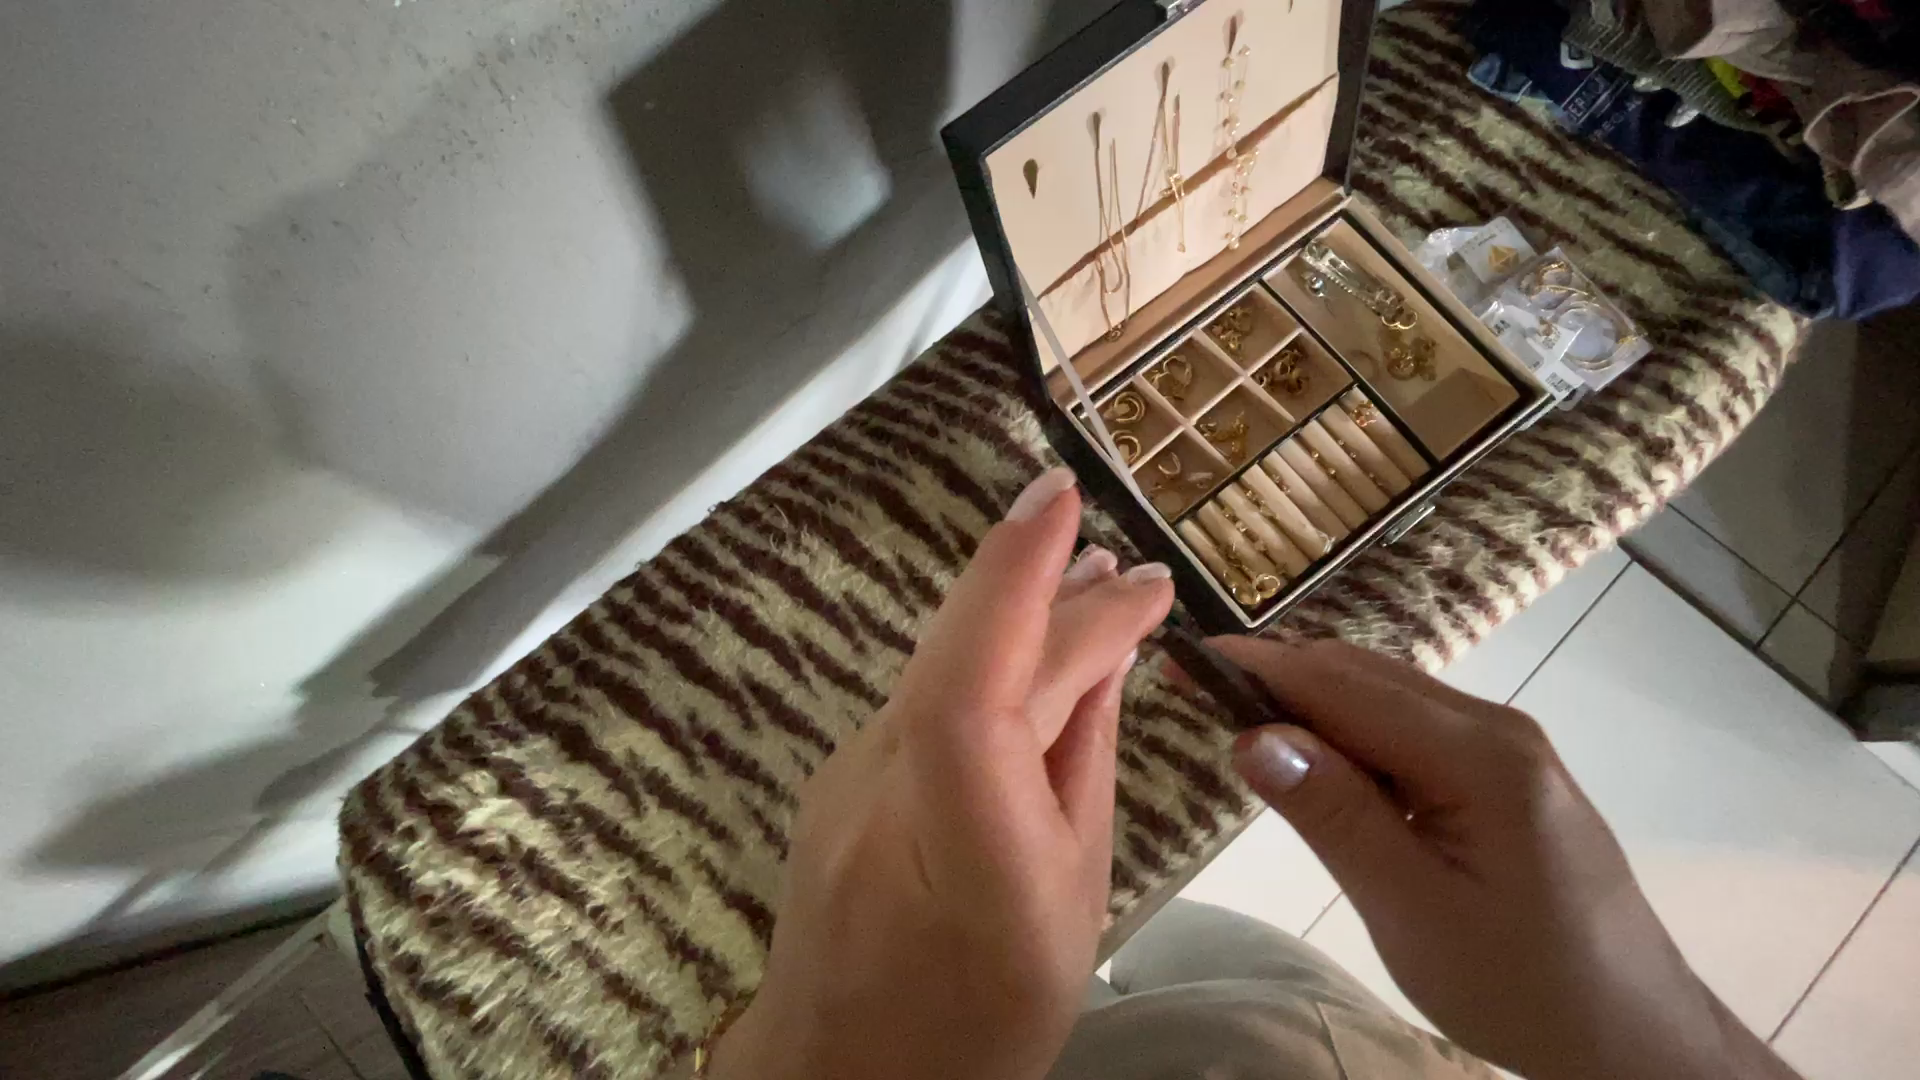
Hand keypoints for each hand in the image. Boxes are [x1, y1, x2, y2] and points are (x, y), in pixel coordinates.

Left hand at [706, 467, 1174, 1079]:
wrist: (843, 1066)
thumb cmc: (983, 1010)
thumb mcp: (1074, 894)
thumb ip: (1083, 760)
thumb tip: (1107, 655)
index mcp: (965, 838)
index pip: (977, 677)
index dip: (1015, 574)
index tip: (1062, 497)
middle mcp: (887, 782)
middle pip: (973, 653)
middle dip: (1054, 590)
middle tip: (1134, 571)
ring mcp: (851, 767)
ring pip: (949, 662)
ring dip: (1023, 615)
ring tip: (1094, 580)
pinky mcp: (844, 764)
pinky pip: (931, 692)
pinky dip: (988, 660)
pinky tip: (1033, 653)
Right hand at [1210, 638, 1801, 1079]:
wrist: (1640, 1044)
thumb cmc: (1522, 987)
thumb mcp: (1411, 909)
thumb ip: (1332, 814)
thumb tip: (1250, 737)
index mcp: (1479, 755)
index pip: (1340, 685)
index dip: (1256, 665)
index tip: (1185, 658)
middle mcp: (1492, 725)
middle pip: (1357, 674)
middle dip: (1271, 672)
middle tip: (1195, 689)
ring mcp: (1498, 741)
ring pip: (1376, 690)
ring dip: (1302, 696)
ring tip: (1235, 715)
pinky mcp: (1494, 764)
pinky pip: (1398, 720)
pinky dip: (1338, 723)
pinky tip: (1310, 751)